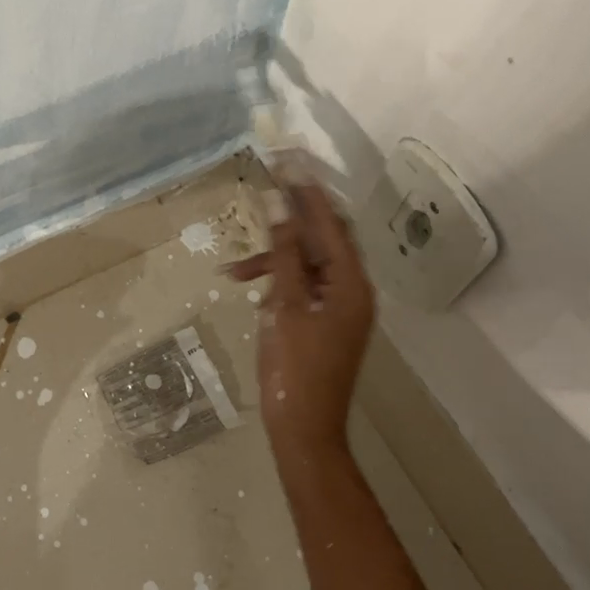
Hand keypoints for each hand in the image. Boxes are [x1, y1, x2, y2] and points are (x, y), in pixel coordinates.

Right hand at [224, 180, 376, 455]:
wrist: (303, 429)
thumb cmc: (294, 367)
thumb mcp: (285, 304)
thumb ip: (283, 252)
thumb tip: (280, 203)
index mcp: (351, 283)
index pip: (330, 221)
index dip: (307, 190)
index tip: (287, 159)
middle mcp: (353, 289)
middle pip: (323, 237)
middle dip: (291, 217)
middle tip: (266, 187)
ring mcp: (341, 306)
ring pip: (307, 263)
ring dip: (274, 258)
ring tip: (236, 270)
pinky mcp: (326, 320)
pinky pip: (303, 286)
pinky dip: (278, 282)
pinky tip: (251, 290)